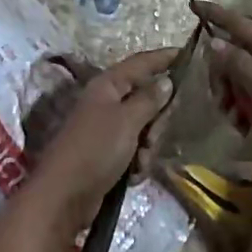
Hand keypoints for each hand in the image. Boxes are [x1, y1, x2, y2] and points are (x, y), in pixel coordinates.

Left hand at [30, 49, 176, 218]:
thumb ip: (149, 100)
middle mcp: (108, 101)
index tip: (188, 54)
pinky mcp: (108, 154)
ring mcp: (107, 128)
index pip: (141, 63)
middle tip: (155, 136)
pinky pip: (135, 149)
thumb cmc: (95, 149)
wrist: (63, 197)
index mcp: (108, 85)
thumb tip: (167, 81)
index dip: (164, 57)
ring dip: (148, 145)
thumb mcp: (127, 121)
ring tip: (141, 160)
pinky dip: (138, 162)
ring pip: (144, 126)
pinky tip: (133, 176)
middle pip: (146, 98)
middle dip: (157, 119)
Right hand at [190, 0, 251, 173]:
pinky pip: (236, 95)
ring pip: (229, 76)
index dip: (214, 13)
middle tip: (221, 98)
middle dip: (219, 75)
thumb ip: (240, 64)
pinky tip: (241, 126)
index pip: (237, 24)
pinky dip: (234, 109)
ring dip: (226, 96)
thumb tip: (214, 42)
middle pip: (228, 53)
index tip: (192, 4)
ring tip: (234, 118)